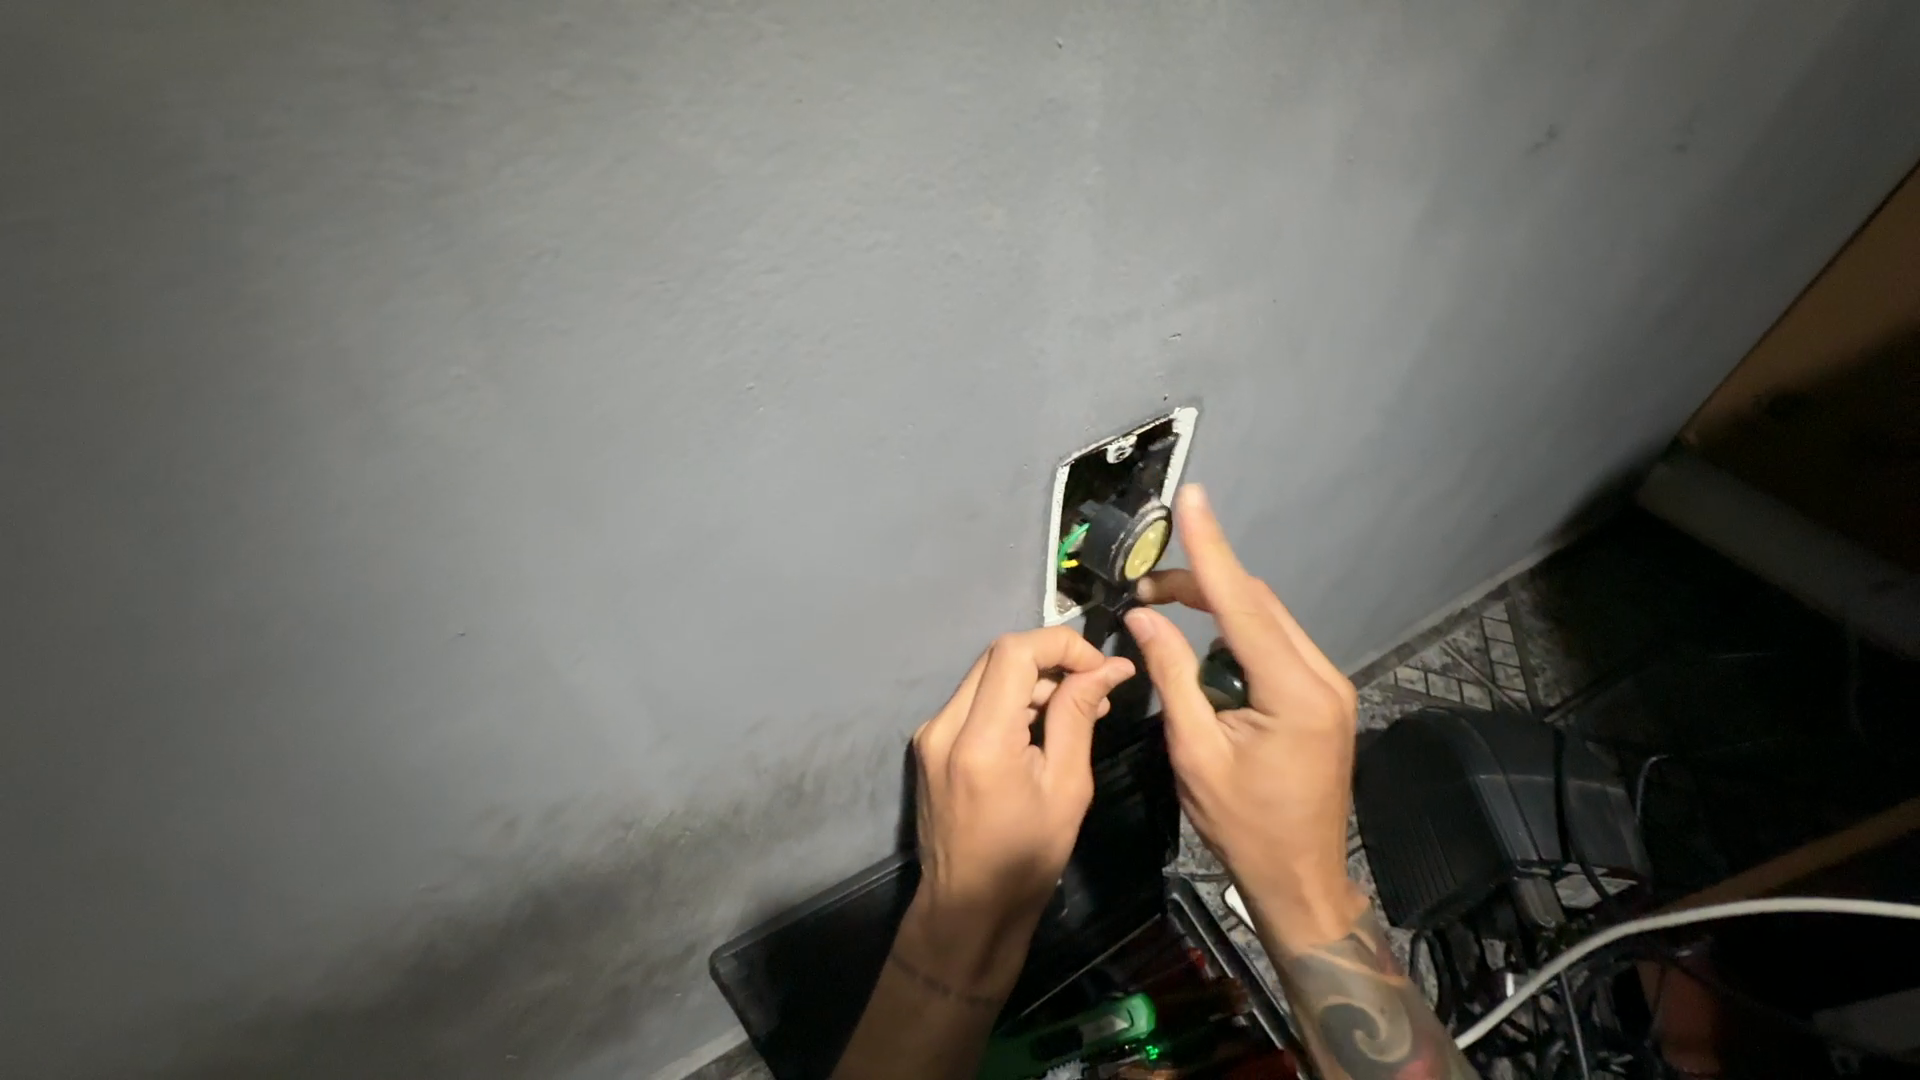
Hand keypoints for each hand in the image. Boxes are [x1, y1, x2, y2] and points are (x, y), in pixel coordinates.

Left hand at [834, 629, 1132, 1079]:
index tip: (1099, 667)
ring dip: (1033, 681)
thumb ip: (1078, 716)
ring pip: (986, 676)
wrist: (967, 909)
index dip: (1061, 645)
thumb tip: (1108, 667)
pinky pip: (974, 701)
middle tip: (1094, 687)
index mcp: (979, 740)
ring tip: (1076, 709)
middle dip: (1050, 660)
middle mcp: (944, 725)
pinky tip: (1041, 725)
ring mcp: (931, 733)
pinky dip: (1011, 701)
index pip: (1014, 653)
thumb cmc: (1026, 860)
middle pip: (998, 658)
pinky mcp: (930, 743)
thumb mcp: (1067, 788)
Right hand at [1123, 485, 1367, 949]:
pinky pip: (1273, 645)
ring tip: (1161, 614)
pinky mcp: (1321, 696)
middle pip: (1256, 604)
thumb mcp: (1195, 750)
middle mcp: (1321, 676)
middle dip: (1200, 582)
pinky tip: (1203, 651)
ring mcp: (1328, 685)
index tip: (1193, 499)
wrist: (1300, 878)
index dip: (1210, 549)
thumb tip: (1145, 616)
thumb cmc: (1243, 824)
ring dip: (1216, 608)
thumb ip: (1171, 674)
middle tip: (1143, 589)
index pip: (1242, 603)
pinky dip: (1234, 635)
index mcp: (1294, 691)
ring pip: (1265, 621)